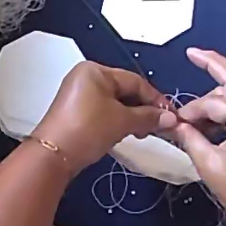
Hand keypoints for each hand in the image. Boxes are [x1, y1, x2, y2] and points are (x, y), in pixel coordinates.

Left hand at [32, 62, 176, 173]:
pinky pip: (103, 111)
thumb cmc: (87, 130)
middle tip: (158, 127)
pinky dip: (117, 121)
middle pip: (124, 90)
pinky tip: (125, 133)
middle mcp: (85, 77)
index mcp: (95, 71)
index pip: (135, 81)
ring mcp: (78, 94)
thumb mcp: (122, 121)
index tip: (171, 115)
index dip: (155, 99)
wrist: (53, 155)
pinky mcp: (75, 111)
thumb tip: (170, 118)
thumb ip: (148, 117)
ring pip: (115, 102)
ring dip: (131, 117)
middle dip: (143, 109)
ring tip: (142, 132)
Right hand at [166, 48, 225, 225]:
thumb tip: (173, 123)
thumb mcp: (211, 167)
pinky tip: (207, 138)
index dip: (212, 62)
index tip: (191, 53)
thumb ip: (190, 139)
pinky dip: (222, 125)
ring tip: (190, 135)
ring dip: (209, 117)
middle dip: (199, 108)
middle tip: (177, 128)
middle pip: (225, 98)